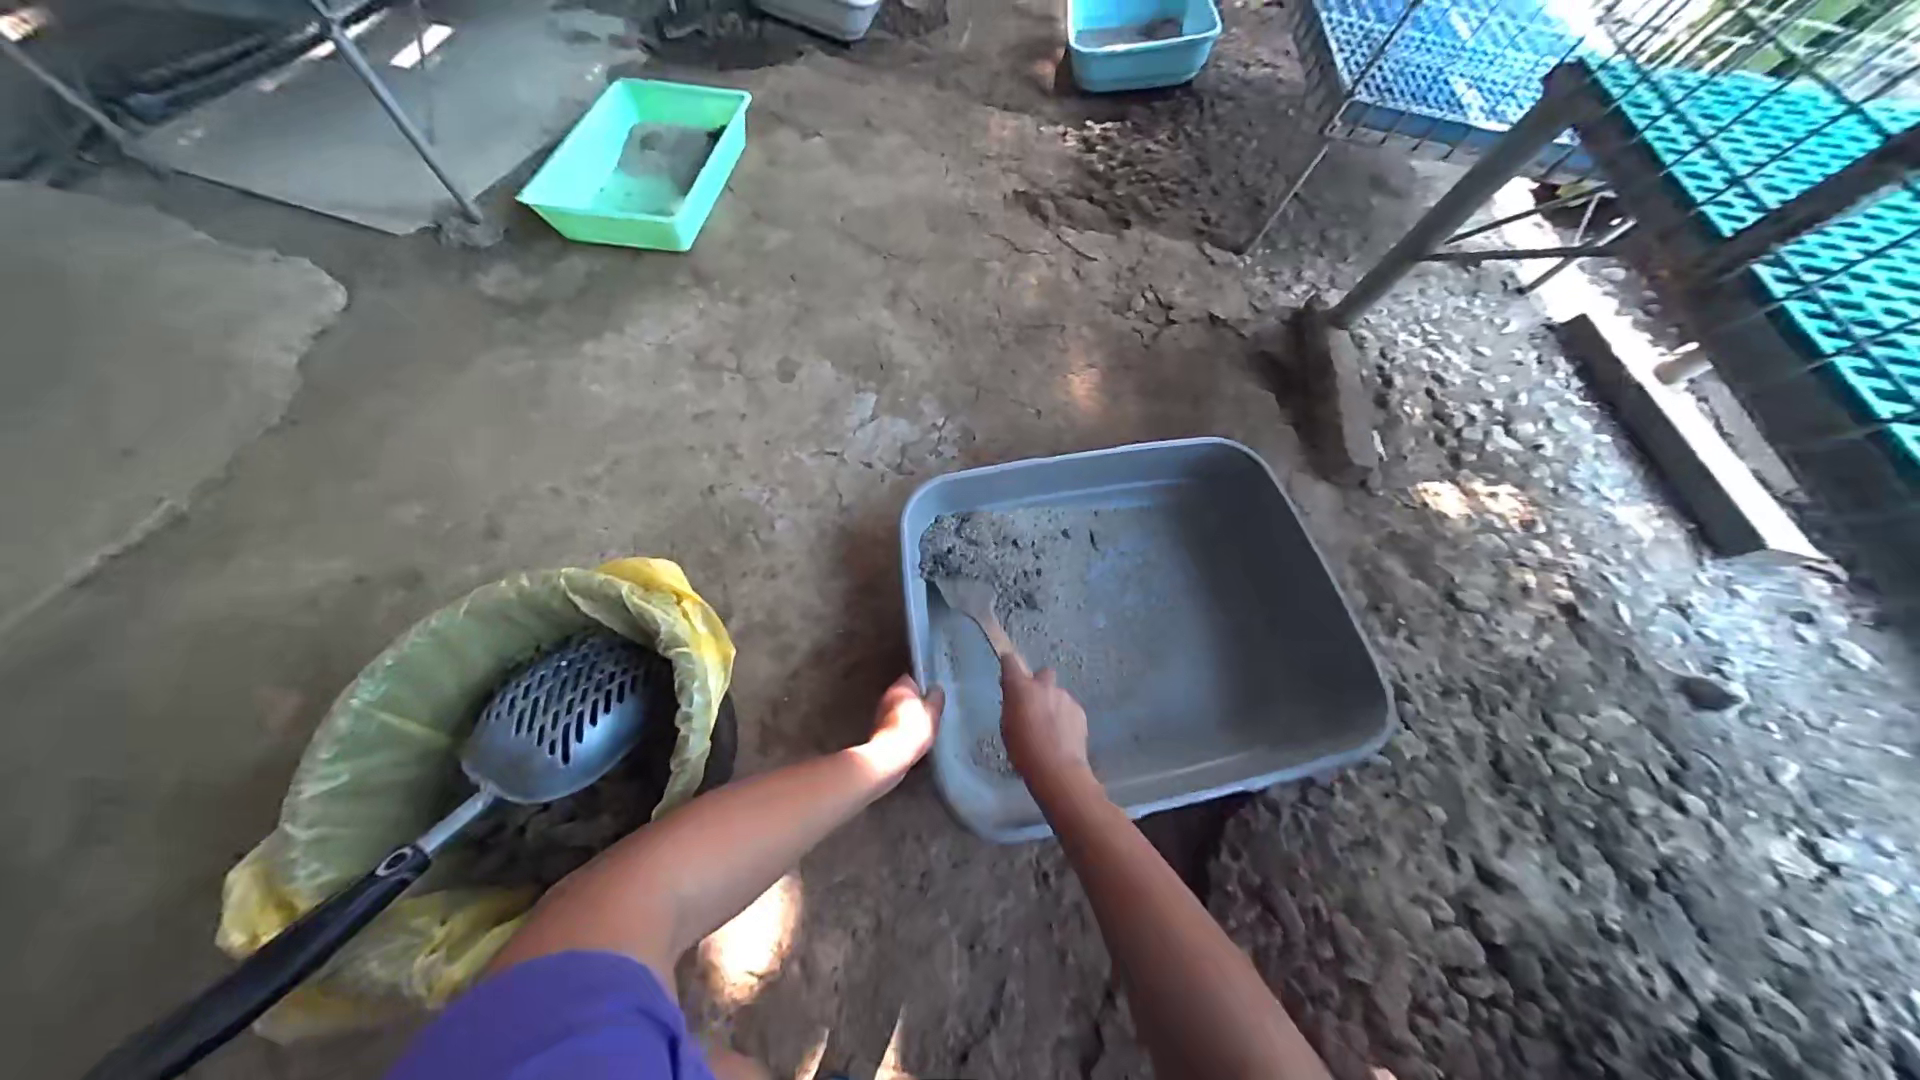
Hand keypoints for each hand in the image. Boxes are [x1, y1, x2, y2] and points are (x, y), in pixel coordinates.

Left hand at [860, 675, 944, 775]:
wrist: (891, 756)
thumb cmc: (914, 729)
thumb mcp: (933, 711)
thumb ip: (936, 697)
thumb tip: (935, 688)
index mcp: (900, 686)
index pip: (912, 679)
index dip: (923, 688)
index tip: (932, 698)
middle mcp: (887, 696)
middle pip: (904, 695)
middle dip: (915, 703)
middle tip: (929, 715)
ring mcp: (880, 713)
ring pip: (898, 711)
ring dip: (907, 718)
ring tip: (921, 730)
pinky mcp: (878, 730)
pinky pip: (893, 725)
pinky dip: (901, 730)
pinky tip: (910, 741)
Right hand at [1000, 663, 1089, 784]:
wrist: (1057, 769)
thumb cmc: (1023, 750)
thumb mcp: (1007, 727)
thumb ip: (1012, 706)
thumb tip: (1017, 698)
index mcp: (1021, 688)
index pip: (1011, 661)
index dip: (1009, 663)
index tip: (1008, 670)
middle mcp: (1044, 686)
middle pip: (1043, 673)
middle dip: (1039, 684)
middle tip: (1035, 703)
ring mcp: (1064, 697)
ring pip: (1057, 694)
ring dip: (1053, 704)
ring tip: (1050, 728)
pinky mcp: (1079, 710)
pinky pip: (1069, 708)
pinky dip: (1065, 717)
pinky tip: (1063, 735)